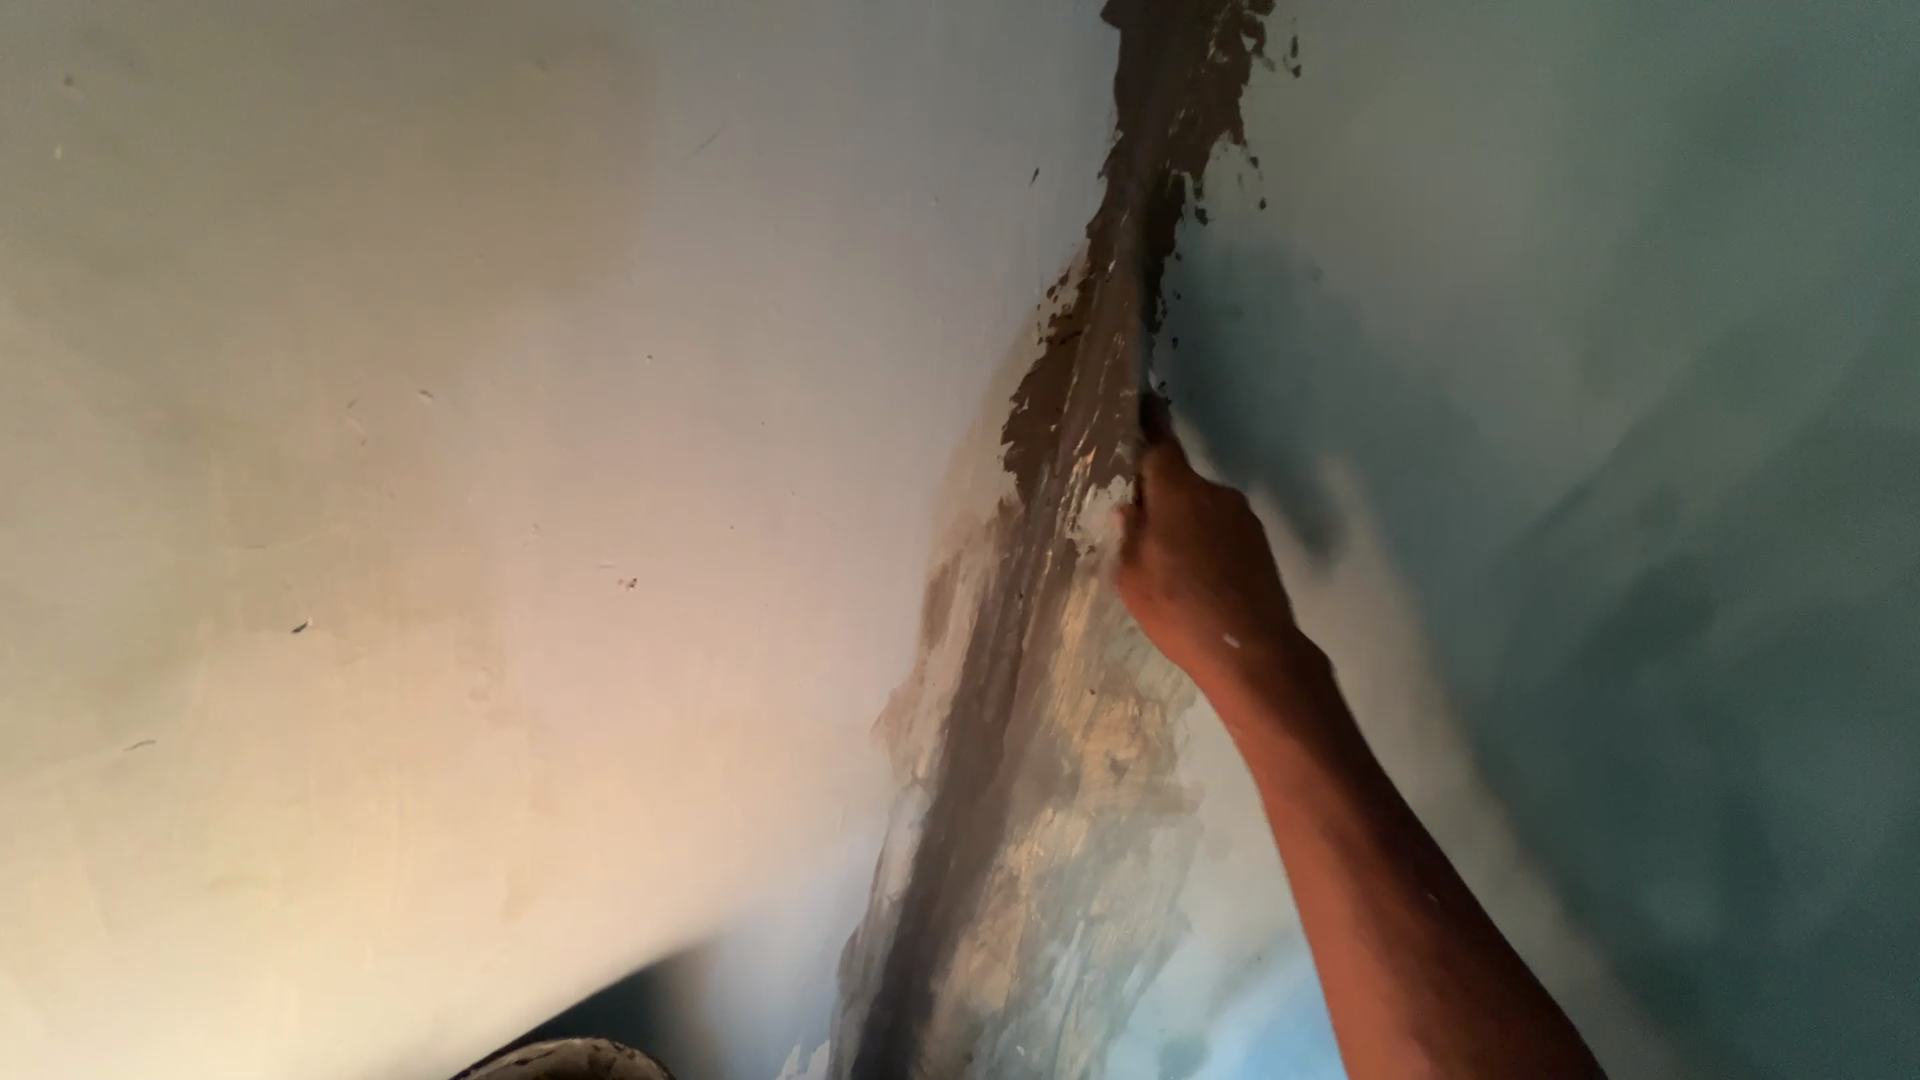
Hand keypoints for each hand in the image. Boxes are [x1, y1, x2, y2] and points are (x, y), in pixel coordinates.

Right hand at [1115, 430, 1301, 693]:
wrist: (1251, 650)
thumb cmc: (1177, 609)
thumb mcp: (1131, 575)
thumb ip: (1129, 534)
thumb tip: (1130, 508)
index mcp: (1178, 492)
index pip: (1159, 444)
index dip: (1148, 423)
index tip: (1143, 402)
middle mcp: (1214, 493)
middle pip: (1178, 482)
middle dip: (1158, 497)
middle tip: (1138, 530)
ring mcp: (1242, 518)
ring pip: (1200, 509)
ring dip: (1183, 524)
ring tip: (1168, 567)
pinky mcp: (1259, 544)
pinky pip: (1220, 530)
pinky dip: (1204, 543)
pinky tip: (1196, 580)